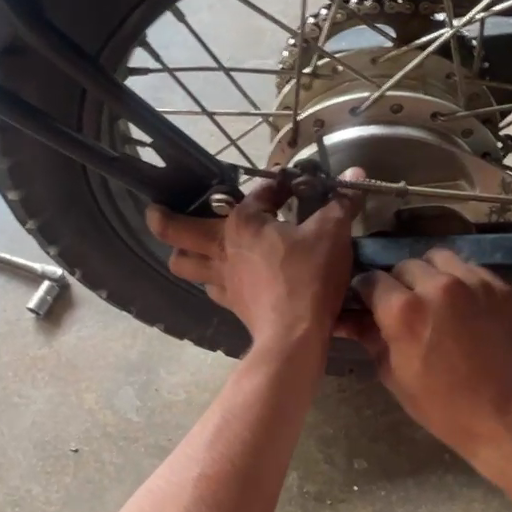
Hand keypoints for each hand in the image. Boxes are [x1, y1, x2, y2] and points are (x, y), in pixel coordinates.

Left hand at [144, 171, 362, 353]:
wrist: (294, 336)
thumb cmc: (310, 278)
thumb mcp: (332, 234)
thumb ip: (341, 203)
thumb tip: (356, 175)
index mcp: (243, 222)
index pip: (258, 193)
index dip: (277, 186)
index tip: (293, 186)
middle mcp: (222, 247)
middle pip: (176, 229)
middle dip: (162, 218)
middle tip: (155, 211)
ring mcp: (221, 279)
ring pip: (183, 263)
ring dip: (182, 253)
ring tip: (188, 247)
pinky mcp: (231, 303)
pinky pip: (211, 288)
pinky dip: (212, 280)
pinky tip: (223, 280)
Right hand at [344, 249, 511, 465]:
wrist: (505, 414)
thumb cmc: (441, 404)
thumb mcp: (394, 375)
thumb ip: (370, 337)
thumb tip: (346, 319)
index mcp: (403, 310)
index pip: (371, 280)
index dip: (367, 293)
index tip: (370, 304)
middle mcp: (436, 285)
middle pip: (404, 265)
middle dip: (399, 284)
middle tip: (407, 308)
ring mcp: (472, 282)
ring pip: (439, 259)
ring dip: (430, 274)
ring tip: (436, 298)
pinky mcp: (499, 286)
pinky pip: (470, 269)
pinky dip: (460, 281)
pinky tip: (463, 305)